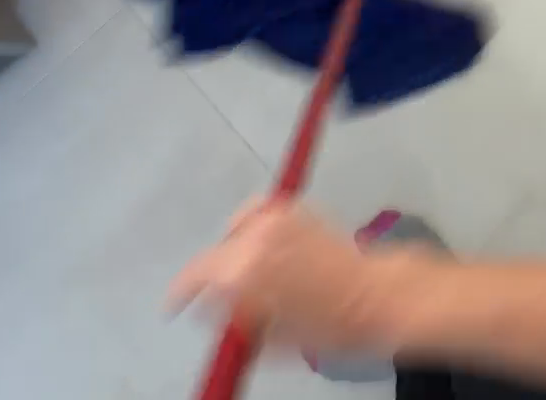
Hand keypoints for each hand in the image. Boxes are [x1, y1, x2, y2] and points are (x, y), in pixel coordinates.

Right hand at [169, 201, 424, 354]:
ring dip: (230, 251)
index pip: (198, 275)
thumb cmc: (327, 324)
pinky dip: (248, 222)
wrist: (371, 294)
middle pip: (216, 254)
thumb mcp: (273, 337)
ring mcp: (274, 216)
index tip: (174, 305)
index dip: (182, 292)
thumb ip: (234, 320)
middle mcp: (255, 236)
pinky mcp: (292, 207)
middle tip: (218, 302)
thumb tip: (208, 313)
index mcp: (246, 270)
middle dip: (212, 279)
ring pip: (233, 230)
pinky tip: (253, 238)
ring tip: (239, 273)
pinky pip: (256, 210)